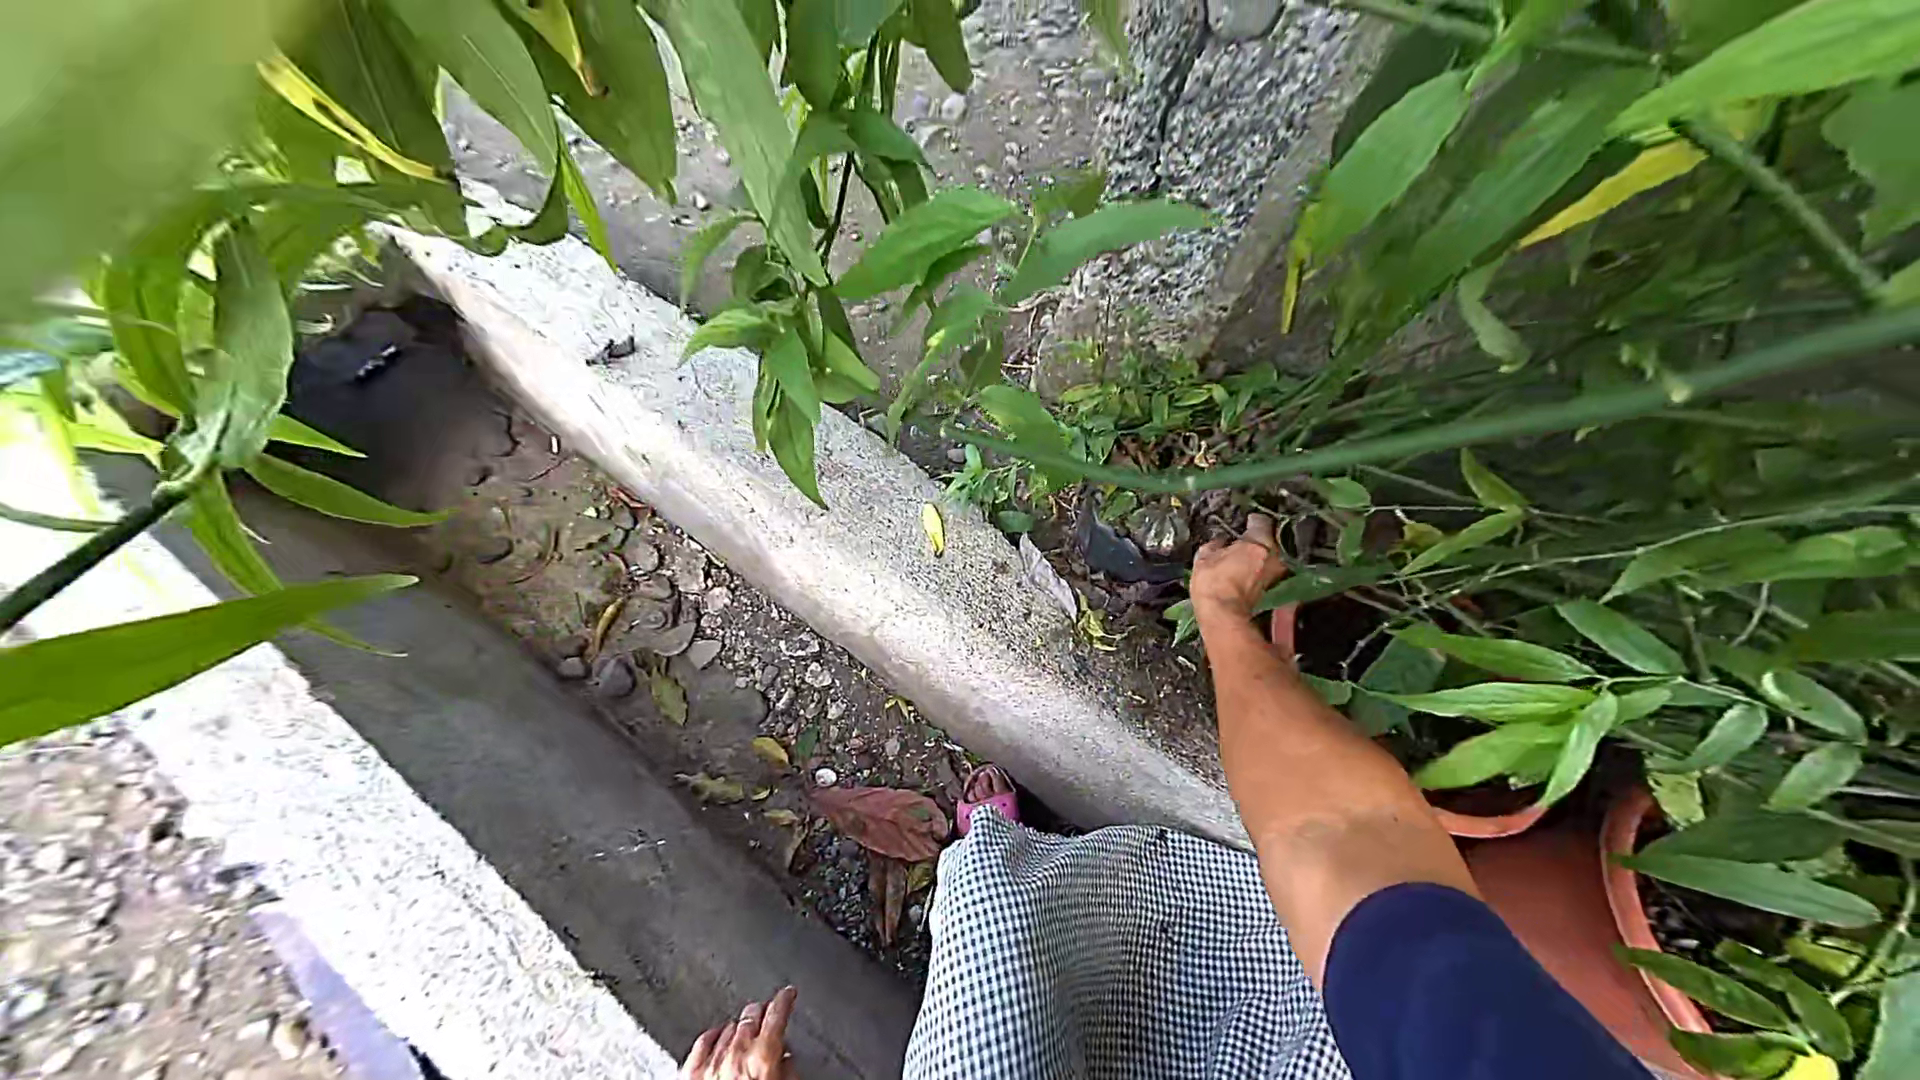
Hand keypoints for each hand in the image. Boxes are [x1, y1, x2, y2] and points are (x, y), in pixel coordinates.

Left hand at [681, 987, 799, 1079]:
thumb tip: (786, 1055)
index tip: (788, 992)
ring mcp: (711, 1063)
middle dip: (761, 1012)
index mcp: (763, 1055)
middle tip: (767, 1013)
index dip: (785, 998)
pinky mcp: (690, 1074)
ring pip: (728, 1027)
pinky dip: (713, 1036)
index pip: (778, 1012)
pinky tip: (717, 1035)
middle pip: (751, 1014)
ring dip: (739, 1027)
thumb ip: (789, 1067)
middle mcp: (737, 1053)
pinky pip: (702, 1043)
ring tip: (745, 1030)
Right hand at [1190, 514, 1296, 659]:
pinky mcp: (1272, 587)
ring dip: (1262, 554)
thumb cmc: (1212, 583)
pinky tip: (1249, 568)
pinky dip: (1261, 567)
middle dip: (1261, 537)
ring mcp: (1276, 572)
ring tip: (1248, 553)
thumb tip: (1221, 541)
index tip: (1245, 522)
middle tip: (1247, 537)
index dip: (1252, 520)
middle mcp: (1273, 555)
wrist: (1222, 615)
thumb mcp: (1204, 557)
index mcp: (1258, 543)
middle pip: (1272, 538)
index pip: (1261, 521)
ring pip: (1272, 555)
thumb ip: (1215, 545)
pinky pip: (1268, 569)